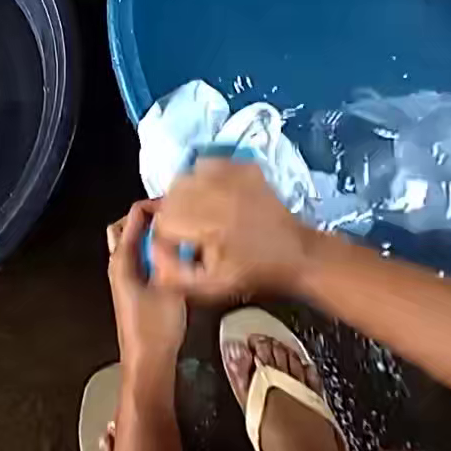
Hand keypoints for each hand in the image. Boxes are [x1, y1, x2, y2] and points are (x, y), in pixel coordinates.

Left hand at [106, 201, 185, 384]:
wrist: (148, 362)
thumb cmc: (157, 326)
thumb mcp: (171, 284)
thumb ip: (172, 253)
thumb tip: (176, 227)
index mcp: (122, 259)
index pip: (134, 215)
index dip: (155, 204)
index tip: (180, 205)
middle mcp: (118, 263)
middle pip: (125, 225)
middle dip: (147, 215)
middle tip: (172, 216)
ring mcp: (123, 276)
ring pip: (132, 242)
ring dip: (150, 233)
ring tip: (176, 233)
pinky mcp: (132, 287)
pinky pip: (139, 256)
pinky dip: (152, 248)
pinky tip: (174, 255)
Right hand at [149, 158, 319, 300]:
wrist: (297, 253)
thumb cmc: (254, 273)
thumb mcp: (212, 287)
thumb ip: (176, 276)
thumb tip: (153, 258)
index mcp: (208, 224)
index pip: (164, 220)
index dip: (165, 236)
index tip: (178, 247)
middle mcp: (217, 193)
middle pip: (171, 194)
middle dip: (172, 214)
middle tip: (188, 231)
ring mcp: (232, 175)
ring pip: (186, 176)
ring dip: (185, 194)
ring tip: (199, 212)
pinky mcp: (243, 167)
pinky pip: (208, 163)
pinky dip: (203, 177)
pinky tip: (214, 195)